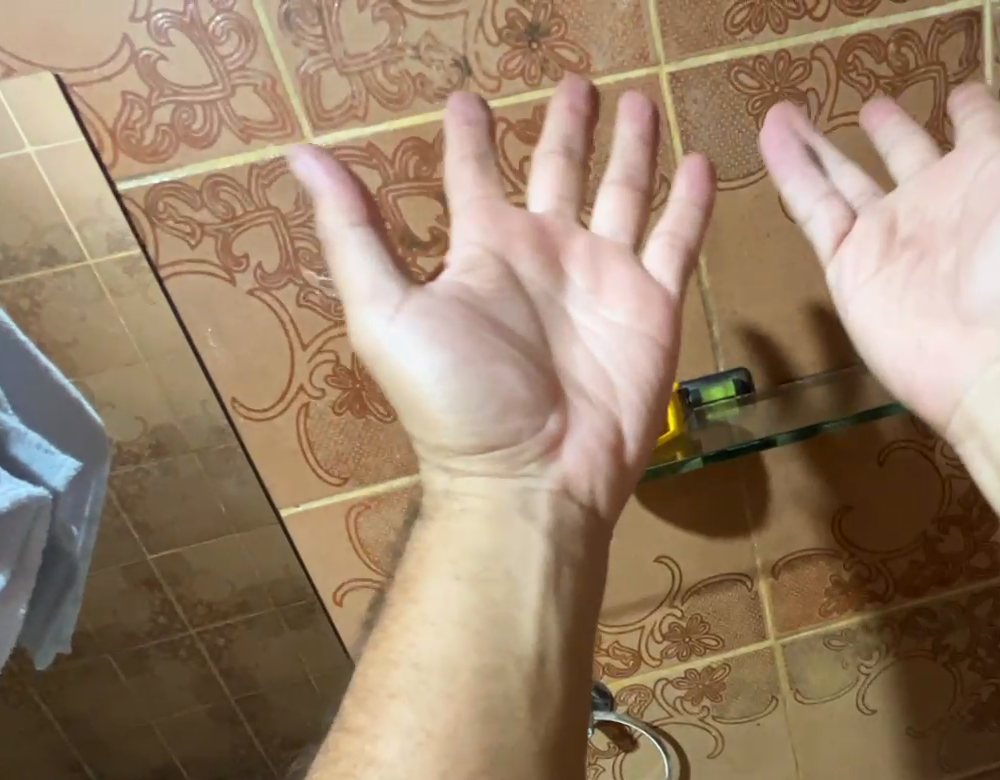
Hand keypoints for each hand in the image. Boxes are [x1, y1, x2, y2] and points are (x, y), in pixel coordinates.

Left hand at [288, 79, 714, 521]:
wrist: (536, 477)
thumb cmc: (459, 404)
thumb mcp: (388, 316)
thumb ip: (356, 235)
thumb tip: (301, 154)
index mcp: (485, 251)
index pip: (476, 175)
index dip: (470, 137)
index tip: (469, 98)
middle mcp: (548, 255)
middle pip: (561, 171)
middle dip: (570, 126)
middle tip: (579, 83)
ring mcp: (606, 278)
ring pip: (625, 194)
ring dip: (633, 150)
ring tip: (642, 100)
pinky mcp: (654, 306)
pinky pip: (677, 242)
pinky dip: (690, 204)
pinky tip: (699, 163)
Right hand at [757, 0, 999, 434]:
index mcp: (991, 173)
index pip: (976, 128)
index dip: (970, 106)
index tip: (961, 88)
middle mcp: (936, 201)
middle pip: (904, 153)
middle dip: (892, 127)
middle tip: (874, 102)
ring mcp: (888, 236)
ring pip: (845, 178)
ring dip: (820, 146)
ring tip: (789, 113)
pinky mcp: (850, 265)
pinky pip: (812, 210)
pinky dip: (790, 173)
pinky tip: (772, 134)